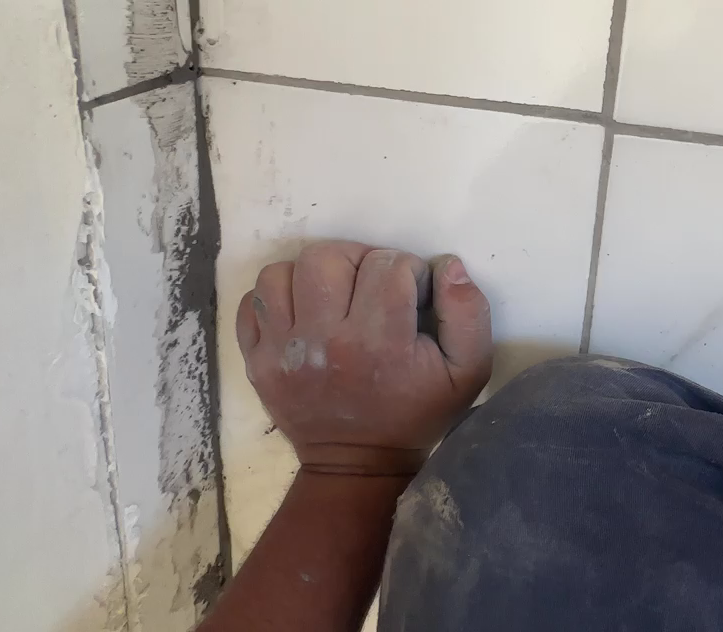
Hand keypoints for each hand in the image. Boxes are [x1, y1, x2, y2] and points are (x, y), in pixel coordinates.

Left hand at [235, 241, 494, 475]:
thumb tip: (448, 266)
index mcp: (379, 340)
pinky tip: (307, 311)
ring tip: (339, 293)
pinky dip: (279, 295)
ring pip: (281, 273)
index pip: (389, 264)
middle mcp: (323, 339)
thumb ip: (469, 312)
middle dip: (360, 259)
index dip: (410, 269)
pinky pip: (253, 302)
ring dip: (315, 274)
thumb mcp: (469, 369)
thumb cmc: (420, 412)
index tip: (416, 294)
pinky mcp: (255, 360)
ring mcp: (281, 350)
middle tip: (375, 284)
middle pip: (327, 257)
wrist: (357, 466)